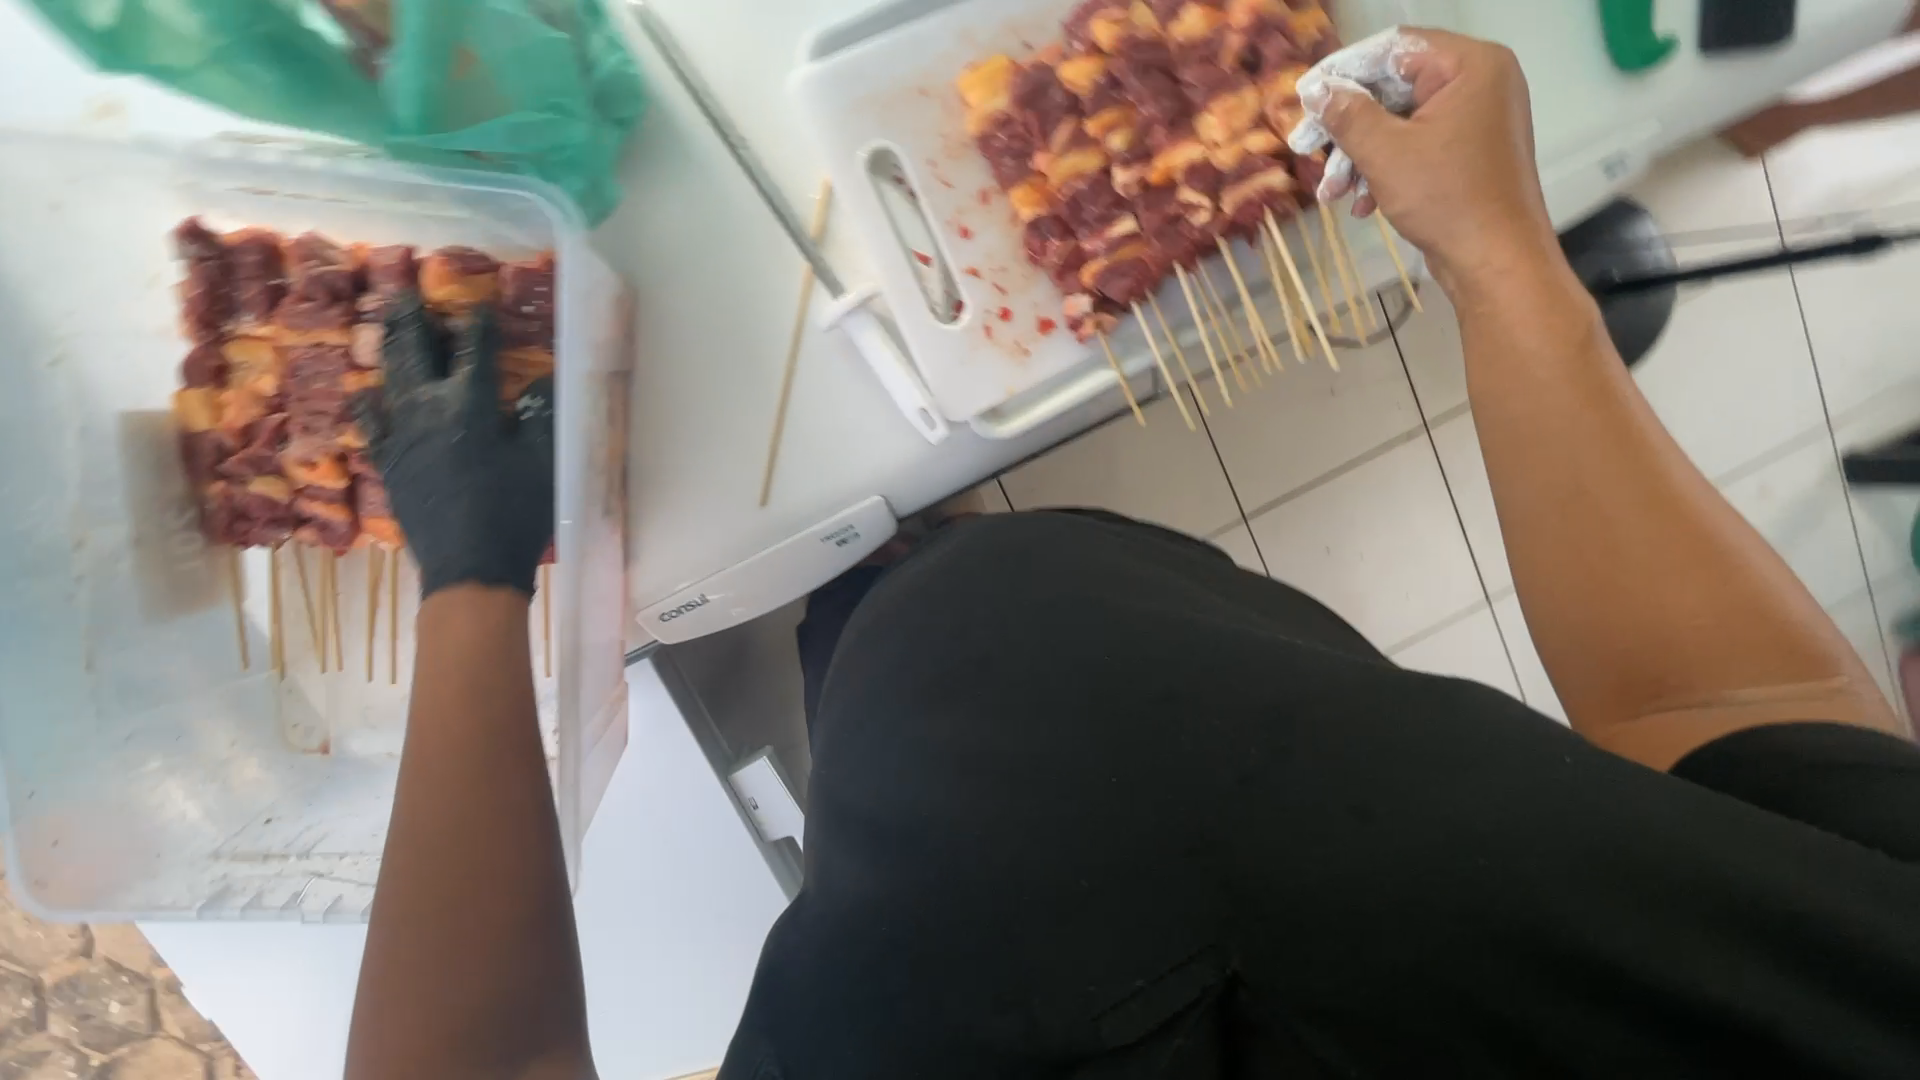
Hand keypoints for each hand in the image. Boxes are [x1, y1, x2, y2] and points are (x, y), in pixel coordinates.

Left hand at [352, 293, 554, 598]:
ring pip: (388, 379)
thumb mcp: (543, 461)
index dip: (479, 325)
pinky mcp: (389, 462)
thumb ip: (539, 415)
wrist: (471, 565)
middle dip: (413, 319)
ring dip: (389, 349)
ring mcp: (401, 436)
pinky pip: (372, 422)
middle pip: (417, 353)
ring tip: (386, 325)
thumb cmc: (516, 512)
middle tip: (404, 290)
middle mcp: (428, 410)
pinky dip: (370, 402)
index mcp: (471, 406)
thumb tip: (542, 378)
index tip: (480, 304)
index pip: (475, 351)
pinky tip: (368, 392)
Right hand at [1288, 29, 1561, 294]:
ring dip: (1358, 157)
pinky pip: (1415, 146)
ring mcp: (1474, 117)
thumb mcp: (1385, 154)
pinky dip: (1383, 170)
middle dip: (1347, 127)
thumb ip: (1348, 116)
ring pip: (1399, 123)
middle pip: (1394, 88)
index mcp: (1469, 65)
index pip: (1394, 48)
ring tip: (1330, 193)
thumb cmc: (1444, 197)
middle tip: (1305, 150)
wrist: (1493, 256)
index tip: (1305, 98)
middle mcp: (1477, 81)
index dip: (1344, 71)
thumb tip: (1317, 90)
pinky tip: (1360, 203)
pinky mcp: (1467, 151)